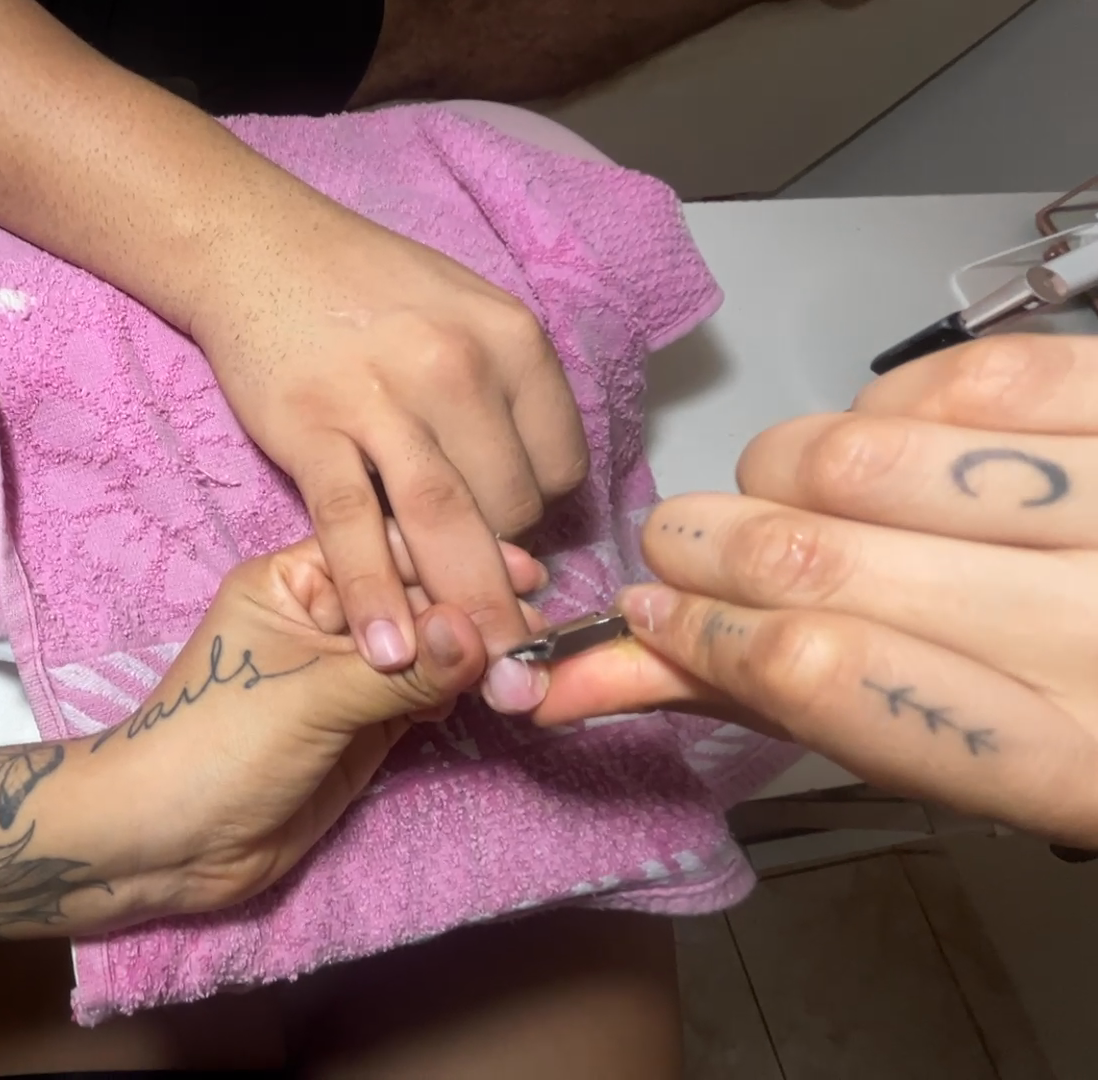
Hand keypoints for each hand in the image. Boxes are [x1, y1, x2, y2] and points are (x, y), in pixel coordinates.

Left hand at [84, 534, 548, 916]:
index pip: (382, 549)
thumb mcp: (308, 696)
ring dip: (475, 654)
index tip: (525, 576)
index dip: (450, 559)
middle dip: (472, 611)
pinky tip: (499, 689)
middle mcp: (323, 614)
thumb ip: (399, 669)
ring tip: (533, 661)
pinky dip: (460, 691)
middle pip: (412, 597)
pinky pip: (423, 694)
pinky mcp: (364, 720)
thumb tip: (484, 630)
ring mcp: (346, 669)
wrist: (173, 839)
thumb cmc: (219, 743)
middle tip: (538, 631)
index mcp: (293, 579)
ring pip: (424, 648)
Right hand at [191, 213, 584, 710]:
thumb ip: (498, 389)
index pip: (555, 465)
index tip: (502, 551)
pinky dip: (374, 593)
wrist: (258, 249)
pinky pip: (353, 525)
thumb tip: (512, 477)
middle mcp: (458, 370)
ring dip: (464, 611)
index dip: (534, 522)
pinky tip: (388, 650)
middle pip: (506, 506)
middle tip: (520, 657)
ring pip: (441, 524)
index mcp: (511, 339)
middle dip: (509, 586)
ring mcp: (381, 402)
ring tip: (481, 682)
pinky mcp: (312, 432)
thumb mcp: (459, 309)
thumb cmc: (360, 283)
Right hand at [537, 335, 1097, 844]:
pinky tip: (905, 448)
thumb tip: (554, 686)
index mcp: (1064, 763)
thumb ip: (719, 691)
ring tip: (807, 500)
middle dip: (699, 546)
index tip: (658, 613)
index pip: (813, 672)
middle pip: (804, 561)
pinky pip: (954, 377)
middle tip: (697, 548)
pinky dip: (884, 404)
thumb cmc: (1022, 702)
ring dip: (779, 471)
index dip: (701, 633)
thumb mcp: (874, 729)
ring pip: (848, 460)